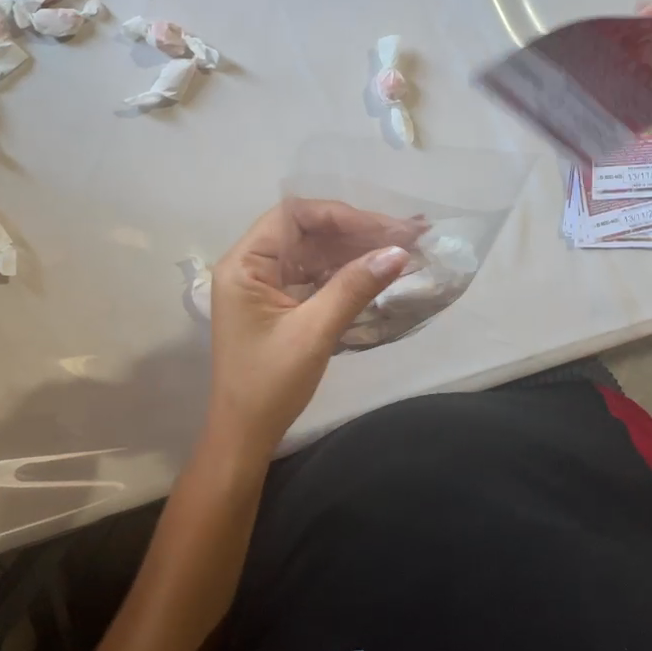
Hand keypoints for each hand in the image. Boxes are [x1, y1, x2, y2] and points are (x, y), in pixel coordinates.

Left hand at [207, 200, 417, 442]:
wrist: (244, 434)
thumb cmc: (270, 384)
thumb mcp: (314, 332)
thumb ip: (354, 287)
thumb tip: (398, 251)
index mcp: (244, 264)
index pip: (293, 215)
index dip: (341, 216)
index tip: (385, 229)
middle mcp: (249, 266)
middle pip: (305, 230)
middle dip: (355, 231)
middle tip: (408, 236)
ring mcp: (263, 285)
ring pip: (312, 252)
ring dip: (354, 250)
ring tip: (402, 249)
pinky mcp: (276, 304)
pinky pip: (312, 275)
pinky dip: (343, 272)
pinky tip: (376, 272)